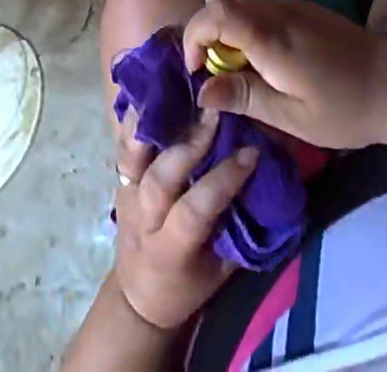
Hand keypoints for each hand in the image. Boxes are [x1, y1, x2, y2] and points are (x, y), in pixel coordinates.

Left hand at [113, 108, 258, 329]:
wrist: (138, 294)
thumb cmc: (189, 284)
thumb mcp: (220, 269)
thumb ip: (240, 226)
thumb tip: (270, 179)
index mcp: (171, 250)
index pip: (194, 211)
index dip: (223, 180)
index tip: (251, 153)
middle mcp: (143, 221)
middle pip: (160, 178)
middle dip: (189, 143)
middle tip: (215, 111)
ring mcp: (124, 198)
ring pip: (131, 158)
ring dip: (153, 124)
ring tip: (175, 92)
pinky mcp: (117, 182)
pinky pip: (121, 147)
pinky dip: (133, 120)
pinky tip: (148, 93)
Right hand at [182, 0, 386, 149]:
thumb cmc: (346, 109)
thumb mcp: (293, 117)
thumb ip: (245, 97)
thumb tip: (201, 90)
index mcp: (271, 38)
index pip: (215, 12)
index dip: (194, 35)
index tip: (196, 69)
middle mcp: (277, 12)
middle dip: (205, 25)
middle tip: (217, 66)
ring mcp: (291, 6)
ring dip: (226, 26)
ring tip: (241, 67)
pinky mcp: (303, 9)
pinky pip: (260, 6)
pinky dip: (247, 25)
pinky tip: (267, 61)